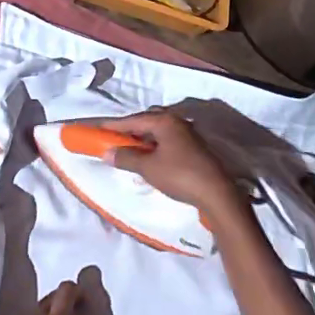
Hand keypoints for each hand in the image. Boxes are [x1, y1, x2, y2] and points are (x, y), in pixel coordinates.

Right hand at [100, 111, 240, 215]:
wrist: (217, 194)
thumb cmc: (179, 175)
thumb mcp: (148, 168)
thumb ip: (126, 157)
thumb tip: (107, 152)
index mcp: (164, 121)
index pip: (132, 120)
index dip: (113, 125)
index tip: (97, 127)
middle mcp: (176, 121)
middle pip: (146, 121)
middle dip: (129, 129)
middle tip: (114, 139)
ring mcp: (187, 134)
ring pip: (158, 131)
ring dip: (142, 139)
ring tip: (128, 149)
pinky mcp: (194, 147)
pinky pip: (167, 140)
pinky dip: (154, 146)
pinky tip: (149, 157)